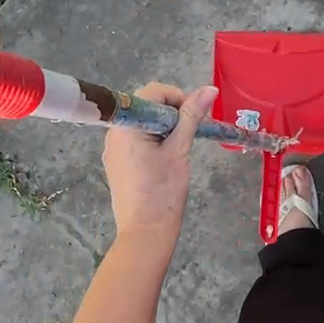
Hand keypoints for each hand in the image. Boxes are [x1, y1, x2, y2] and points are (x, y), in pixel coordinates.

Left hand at [103, 82, 217, 246]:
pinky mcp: (117, 162)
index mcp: (126, 124)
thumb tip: (210, 89)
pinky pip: (136, 138)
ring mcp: (113, 148)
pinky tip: (165, 158)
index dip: (177, 98)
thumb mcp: (180, 148)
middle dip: (171, 112)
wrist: (145, 233)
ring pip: (142, 122)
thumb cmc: (163, 190)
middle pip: (146, 105)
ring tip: (179, 146)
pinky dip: (153, 139)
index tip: (193, 117)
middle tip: (189, 130)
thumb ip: (191, 116)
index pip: (153, 92)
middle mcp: (114, 131)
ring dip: (163, 126)